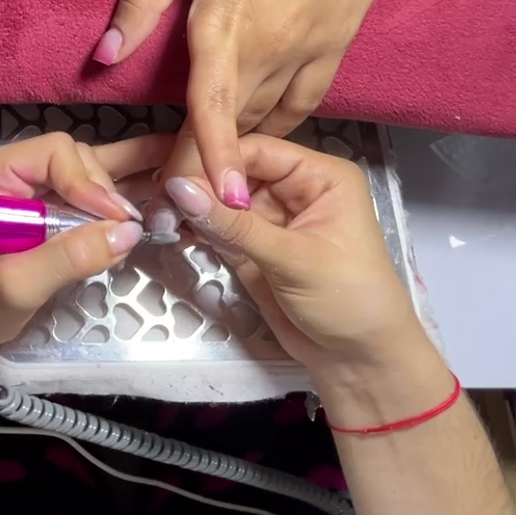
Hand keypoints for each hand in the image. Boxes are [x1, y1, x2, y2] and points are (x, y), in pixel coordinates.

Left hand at [0, 133, 171, 387]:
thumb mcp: (16, 286)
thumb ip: (66, 257)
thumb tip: (127, 232)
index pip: (52, 154)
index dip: (88, 184)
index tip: (115, 222)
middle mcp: (7, 168)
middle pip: (74, 159)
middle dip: (103, 192)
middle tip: (127, 229)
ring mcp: (28, 185)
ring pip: (87, 170)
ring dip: (120, 188)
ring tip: (163, 189)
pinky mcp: (45, 205)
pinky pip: (86, 189)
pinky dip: (119, 189)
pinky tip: (158, 175)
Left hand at [94, 0, 420, 210]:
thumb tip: (107, 53)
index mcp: (225, 24)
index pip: (209, 109)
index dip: (202, 158)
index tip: (203, 201)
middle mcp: (270, 48)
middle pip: (236, 123)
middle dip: (210, 162)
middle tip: (186, 196)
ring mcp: (311, 47)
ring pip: (271, 115)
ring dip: (245, 147)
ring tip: (220, 175)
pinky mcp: (339, 41)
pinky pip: (309, 99)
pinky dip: (283, 123)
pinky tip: (265, 134)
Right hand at [161, 135, 449, 428]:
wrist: (360, 362)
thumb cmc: (348, 300)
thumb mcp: (293, 259)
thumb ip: (233, 224)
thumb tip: (178, 188)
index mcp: (319, 177)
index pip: (257, 151)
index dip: (216, 159)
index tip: (172, 172)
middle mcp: (293, 189)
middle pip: (233, 172)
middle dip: (197, 183)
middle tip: (156, 194)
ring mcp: (270, 218)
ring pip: (220, 199)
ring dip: (191, 206)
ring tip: (157, 210)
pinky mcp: (252, 246)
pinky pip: (217, 227)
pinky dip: (196, 228)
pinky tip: (170, 227)